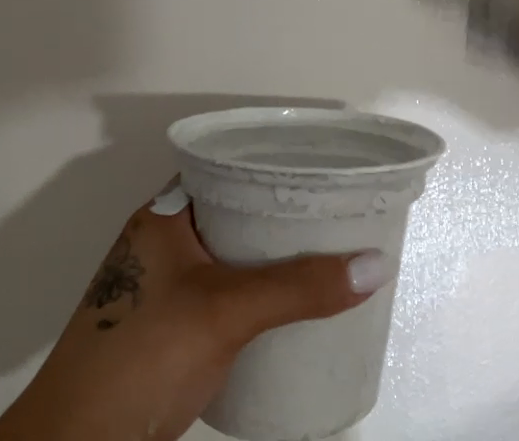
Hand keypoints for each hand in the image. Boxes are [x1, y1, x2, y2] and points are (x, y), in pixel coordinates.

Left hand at [0, 183, 387, 440]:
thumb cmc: (141, 356)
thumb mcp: (224, 313)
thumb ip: (298, 288)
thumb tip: (377, 265)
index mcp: (164, 217)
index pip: (227, 168)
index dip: (275, 162)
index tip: (325, 164)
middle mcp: (164, 242)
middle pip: (237, 212)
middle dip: (287, 212)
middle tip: (341, 207)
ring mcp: (168, 288)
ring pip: (236, 255)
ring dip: (277, 254)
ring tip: (332, 248)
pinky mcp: (176, 328)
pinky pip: (232, 291)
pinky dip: (265, 289)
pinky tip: (297, 300)